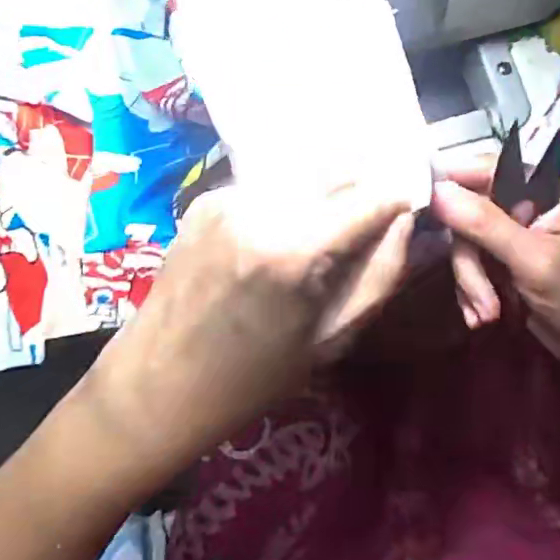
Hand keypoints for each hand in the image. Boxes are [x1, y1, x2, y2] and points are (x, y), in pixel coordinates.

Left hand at [78, 182, 414, 475]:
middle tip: (359, 229)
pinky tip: (268, 243)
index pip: (371, 193)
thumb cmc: (251, 379)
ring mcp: (226, 196)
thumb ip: (380, 273)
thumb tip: (404, 218)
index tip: (403, 211)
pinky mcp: (205, 198)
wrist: (154, 384)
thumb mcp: (331, 338)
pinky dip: (281, 206)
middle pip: (333, 174)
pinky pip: (264, 190)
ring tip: (313, 241)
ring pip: (299, 178)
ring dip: (318, 197)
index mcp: (294, 249)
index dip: (394, 200)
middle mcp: (260, 206)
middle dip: (356, 194)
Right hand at [430, 168, 559, 379]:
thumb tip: (436, 188)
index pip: (491, 169)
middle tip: (479, 297)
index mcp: (553, 189)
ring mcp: (523, 235)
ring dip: (472, 280)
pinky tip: (483, 317)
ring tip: (486, 316)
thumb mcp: (536, 262)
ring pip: (470, 241)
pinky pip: (477, 264)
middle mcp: (535, 204)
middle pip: (474, 210)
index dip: (454, 182)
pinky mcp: (514, 263)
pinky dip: (476, 290)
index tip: (421, 202)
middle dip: (470, 258)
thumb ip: (484, 223)